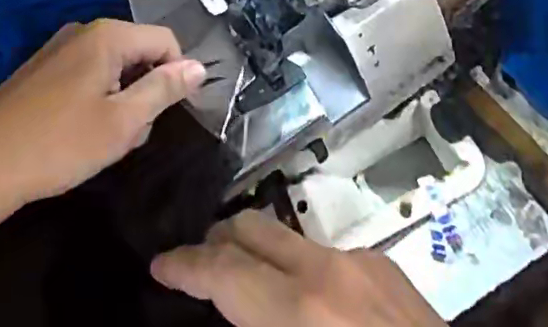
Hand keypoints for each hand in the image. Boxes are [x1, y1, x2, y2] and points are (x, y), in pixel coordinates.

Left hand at [0, 18, 205, 220]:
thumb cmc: (58, 144)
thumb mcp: (121, 123)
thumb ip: (163, 89)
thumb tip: (199, 66)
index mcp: (106, 35)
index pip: (165, 40)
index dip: (177, 75)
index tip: (169, 115)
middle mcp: (83, 30)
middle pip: (138, 51)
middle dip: (144, 90)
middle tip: (130, 134)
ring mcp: (58, 47)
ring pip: (113, 65)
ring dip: (120, 99)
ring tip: (102, 139)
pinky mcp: (41, 67)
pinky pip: (87, 72)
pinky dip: (95, 97)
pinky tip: (78, 132)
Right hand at [151, 211, 444, 326]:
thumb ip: (255, 323)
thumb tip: (230, 306)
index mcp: (298, 310)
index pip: (223, 271)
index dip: (185, 265)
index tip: (159, 264)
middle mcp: (326, 270)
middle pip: (251, 228)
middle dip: (216, 241)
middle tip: (195, 266)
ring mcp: (361, 261)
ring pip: (288, 239)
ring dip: (259, 255)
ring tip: (247, 285)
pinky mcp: (388, 266)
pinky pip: (326, 256)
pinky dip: (300, 271)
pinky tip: (307, 306)